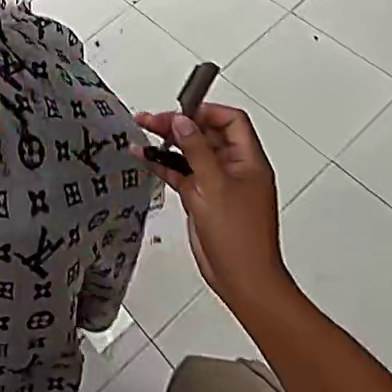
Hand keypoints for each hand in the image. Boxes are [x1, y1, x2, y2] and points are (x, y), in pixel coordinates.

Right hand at [133, 104, 288, 306]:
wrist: (242, 280)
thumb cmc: (242, 241)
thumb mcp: (214, 186)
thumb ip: (196, 151)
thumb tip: (183, 122)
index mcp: (248, 160)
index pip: (230, 121)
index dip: (205, 111)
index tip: (180, 111)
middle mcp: (234, 168)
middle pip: (205, 134)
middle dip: (178, 125)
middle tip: (151, 119)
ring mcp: (218, 183)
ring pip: (190, 153)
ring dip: (167, 143)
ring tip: (142, 132)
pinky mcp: (203, 199)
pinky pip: (183, 174)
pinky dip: (165, 165)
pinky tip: (146, 158)